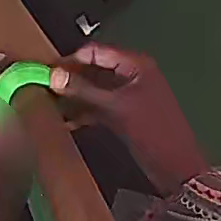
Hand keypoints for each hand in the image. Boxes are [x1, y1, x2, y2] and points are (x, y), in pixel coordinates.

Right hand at [49, 43, 207, 191]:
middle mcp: (131, 77)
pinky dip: (83, 114)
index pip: (96, 52)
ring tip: (49, 104)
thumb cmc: (154, 132)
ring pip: (93, 91)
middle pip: (93, 71)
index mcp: (136, 66)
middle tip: (44, 86)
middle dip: (70, 79)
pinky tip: (66, 122)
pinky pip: (97, 109)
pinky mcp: (123, 116)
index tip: (47, 70)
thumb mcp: (116, 108)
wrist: (176, 167)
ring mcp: (127, 98)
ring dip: (74, 98)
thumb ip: (84, 91)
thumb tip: (54, 76)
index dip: (71, 59)